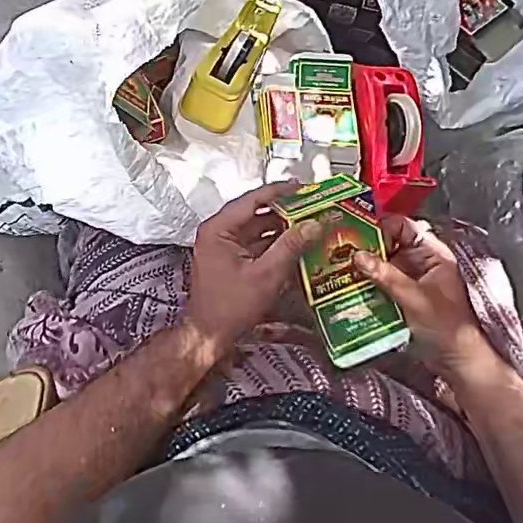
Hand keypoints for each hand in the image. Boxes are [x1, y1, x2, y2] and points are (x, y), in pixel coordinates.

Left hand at [183, 183, 324, 358]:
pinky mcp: (229, 259)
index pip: (251, 199)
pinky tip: (295, 245)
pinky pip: (254, 243)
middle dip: (284, 211)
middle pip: (254, 213)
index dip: (278, 192)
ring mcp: (222, 245)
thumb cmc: (229, 307)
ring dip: (280, 228)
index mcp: (218, 229)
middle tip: (310, 206)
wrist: (209, 336)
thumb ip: (290, 246)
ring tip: (308, 224)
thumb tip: (312, 225)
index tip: (301, 186)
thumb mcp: (266, 275)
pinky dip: (273, 244)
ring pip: (256, 229)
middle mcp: (217, 232)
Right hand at [353, 215, 499, 373]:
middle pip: (389, 243)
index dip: (381, 224)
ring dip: (365, 264)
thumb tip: (358, 255)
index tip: (356, 227)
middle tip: (341, 245)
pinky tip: (350, 283)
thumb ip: (386, 275)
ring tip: (339, 263)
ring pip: (383, 262)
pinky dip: (367, 280)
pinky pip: (381, 280)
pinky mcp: (402, 295)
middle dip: (367, 244)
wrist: (458, 362)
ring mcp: (411, 279)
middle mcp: (421, 262)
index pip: (405, 227)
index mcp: (433, 255)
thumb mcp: (414, 297)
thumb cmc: (447, 327)